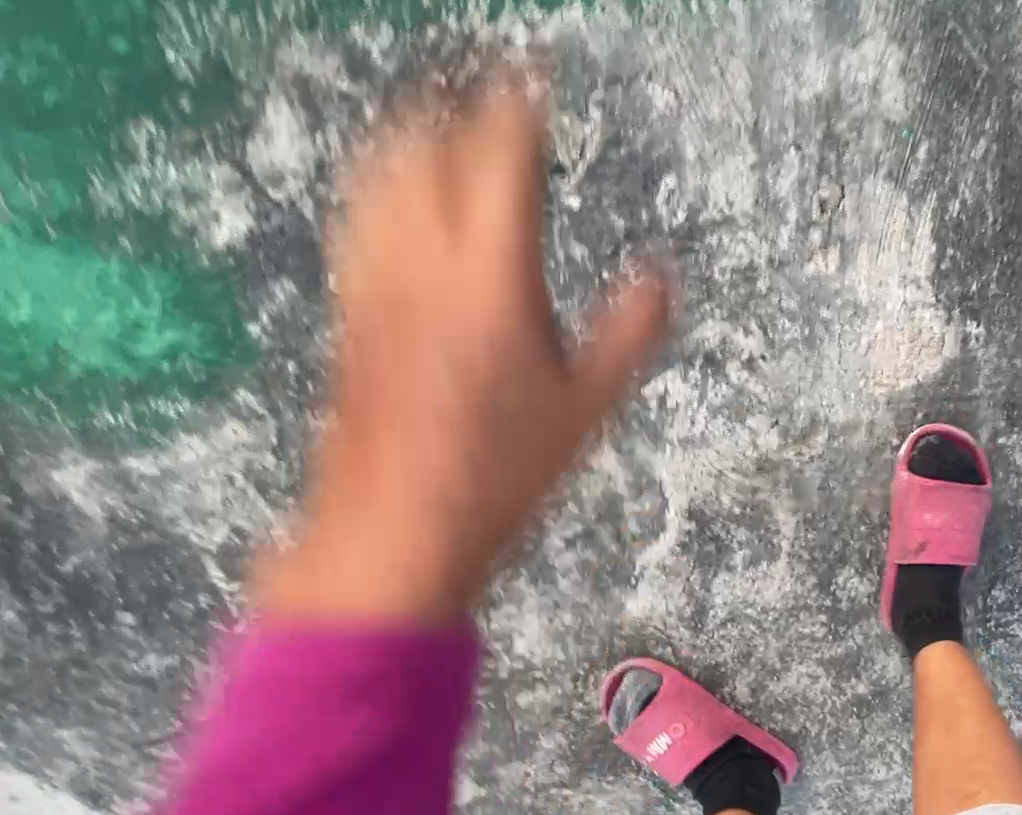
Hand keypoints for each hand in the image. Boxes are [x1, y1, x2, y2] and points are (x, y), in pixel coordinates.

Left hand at [255, 67, 676, 620]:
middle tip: (496, 97)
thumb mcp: (592, 406)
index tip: (536, 77)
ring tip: (444, 121)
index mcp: (492, 281)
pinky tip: (395, 192)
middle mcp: (422, 263)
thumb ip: (631, 331)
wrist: (400, 520)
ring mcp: (375, 281)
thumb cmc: (507, 469)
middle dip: (460, 109)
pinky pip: (358, 215)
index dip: (518, 110)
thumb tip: (662, 275)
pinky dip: (380, 181)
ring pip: (379, 173)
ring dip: (412, 133)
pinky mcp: (350, 305)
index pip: (500, 163)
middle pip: (426, 149)